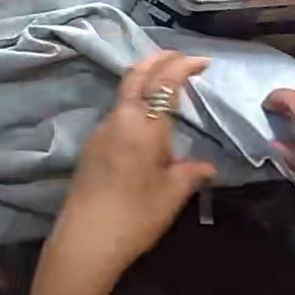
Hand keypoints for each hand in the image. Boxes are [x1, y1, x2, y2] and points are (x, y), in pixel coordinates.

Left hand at [45, 51, 217, 294]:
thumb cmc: (135, 216)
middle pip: (137, 75)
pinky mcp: (93, 143)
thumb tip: (207, 165)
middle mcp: (121, 120)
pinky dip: (135, 99)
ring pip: (124, 91)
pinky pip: (118, 110)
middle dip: (158, 60)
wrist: (86, 238)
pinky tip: (146, 116)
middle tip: (180, 56)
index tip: (202, 61)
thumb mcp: (172, 196)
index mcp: (144, 128)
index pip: (164, 84)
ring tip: (165, 80)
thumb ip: (191, 173)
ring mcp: (102, 130)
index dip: (183, 66)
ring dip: (145, 78)